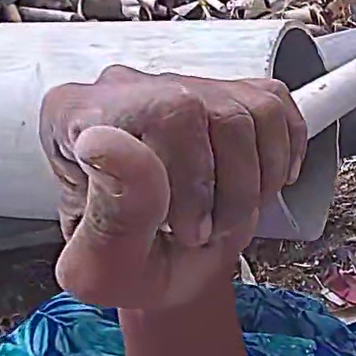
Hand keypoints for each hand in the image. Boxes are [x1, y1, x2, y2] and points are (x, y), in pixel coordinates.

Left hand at [40, 67, 307, 310]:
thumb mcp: (105, 271)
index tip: (178, 226)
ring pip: (250, 111)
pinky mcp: (232, 91)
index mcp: (74, 119)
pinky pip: (276, 105)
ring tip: (230, 216)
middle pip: (196, 110)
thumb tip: (111, 146)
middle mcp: (129, 89)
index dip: (177, 178)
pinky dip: (282, 156)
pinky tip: (261, 187)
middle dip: (220, 190)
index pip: (132, 114)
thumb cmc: (134, 266)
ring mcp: (186, 84)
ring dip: (255, 183)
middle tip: (206, 233)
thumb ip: (108, 219)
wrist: (175, 263)